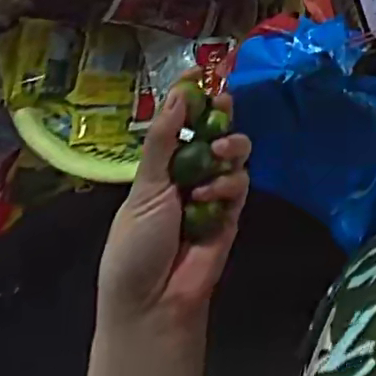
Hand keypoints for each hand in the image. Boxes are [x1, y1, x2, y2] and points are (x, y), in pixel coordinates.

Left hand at [96, 79, 249, 331]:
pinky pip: (239, 182)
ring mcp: (213, 190)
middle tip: (223, 101)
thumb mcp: (144, 188)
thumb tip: (178, 94)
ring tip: (216, 153)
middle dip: (219, 112)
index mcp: (162, 163)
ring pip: (233, 151)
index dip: (190, 95)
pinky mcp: (232, 211)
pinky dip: (228, 183)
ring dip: (228, 145)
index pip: (179, 120)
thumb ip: (163, 141)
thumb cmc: (136, 245)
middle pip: (213, 128)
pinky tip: (210, 196)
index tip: (199, 72)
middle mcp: (189, 170)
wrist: (153, 303)